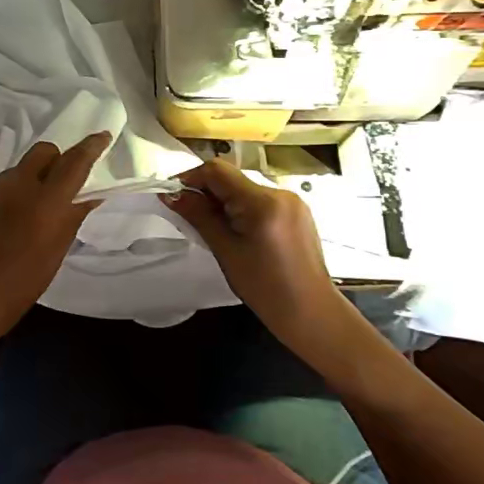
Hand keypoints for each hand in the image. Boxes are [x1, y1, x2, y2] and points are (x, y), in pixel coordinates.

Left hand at [0, 132, 111, 345]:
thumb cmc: (14, 290)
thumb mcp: (53, 257)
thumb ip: (70, 220)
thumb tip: (87, 196)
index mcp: (45, 204)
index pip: (74, 163)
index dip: (91, 147)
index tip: (101, 136)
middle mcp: (16, 185)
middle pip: (43, 152)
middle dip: (54, 161)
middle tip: (54, 187)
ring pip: (14, 173)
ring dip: (22, 187)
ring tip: (14, 222)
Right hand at [163, 160, 344, 342]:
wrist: (311, 313)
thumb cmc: (264, 287)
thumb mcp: (225, 250)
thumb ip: (198, 216)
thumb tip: (171, 195)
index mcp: (262, 201)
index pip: (217, 171)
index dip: (190, 178)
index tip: (173, 197)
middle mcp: (280, 192)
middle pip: (232, 178)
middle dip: (207, 192)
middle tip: (190, 217)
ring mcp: (293, 201)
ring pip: (245, 189)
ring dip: (224, 201)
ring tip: (214, 229)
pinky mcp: (297, 212)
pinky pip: (261, 200)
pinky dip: (243, 209)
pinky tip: (239, 232)